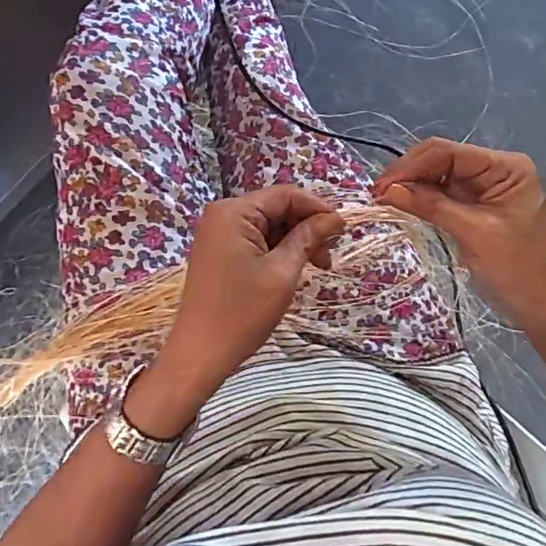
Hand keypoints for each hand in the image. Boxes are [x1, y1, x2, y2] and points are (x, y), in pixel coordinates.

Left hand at [130, 186, 344, 435]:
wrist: (201, 350)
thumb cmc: (242, 312)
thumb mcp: (282, 272)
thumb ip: (307, 238)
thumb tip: (334, 218)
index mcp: (232, 211)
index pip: (285, 194)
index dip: (317, 208)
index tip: (344, 230)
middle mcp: (220, 214)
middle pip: (275, 208)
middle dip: (305, 227)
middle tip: (328, 259)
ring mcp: (216, 233)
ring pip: (266, 225)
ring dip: (293, 241)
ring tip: (315, 268)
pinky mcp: (217, 251)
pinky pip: (253, 239)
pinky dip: (275, 250)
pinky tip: (291, 270)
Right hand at [371, 138, 545, 324]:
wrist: (543, 306)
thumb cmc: (519, 269)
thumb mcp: (474, 234)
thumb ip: (431, 206)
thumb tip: (386, 190)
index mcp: (505, 168)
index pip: (448, 152)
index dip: (411, 166)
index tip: (381, 187)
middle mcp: (492, 169)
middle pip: (438, 158)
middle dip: (406, 174)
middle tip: (377, 195)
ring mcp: (480, 186)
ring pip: (432, 174)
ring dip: (407, 185)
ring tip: (383, 200)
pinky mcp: (469, 203)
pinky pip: (435, 192)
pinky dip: (416, 197)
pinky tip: (399, 204)